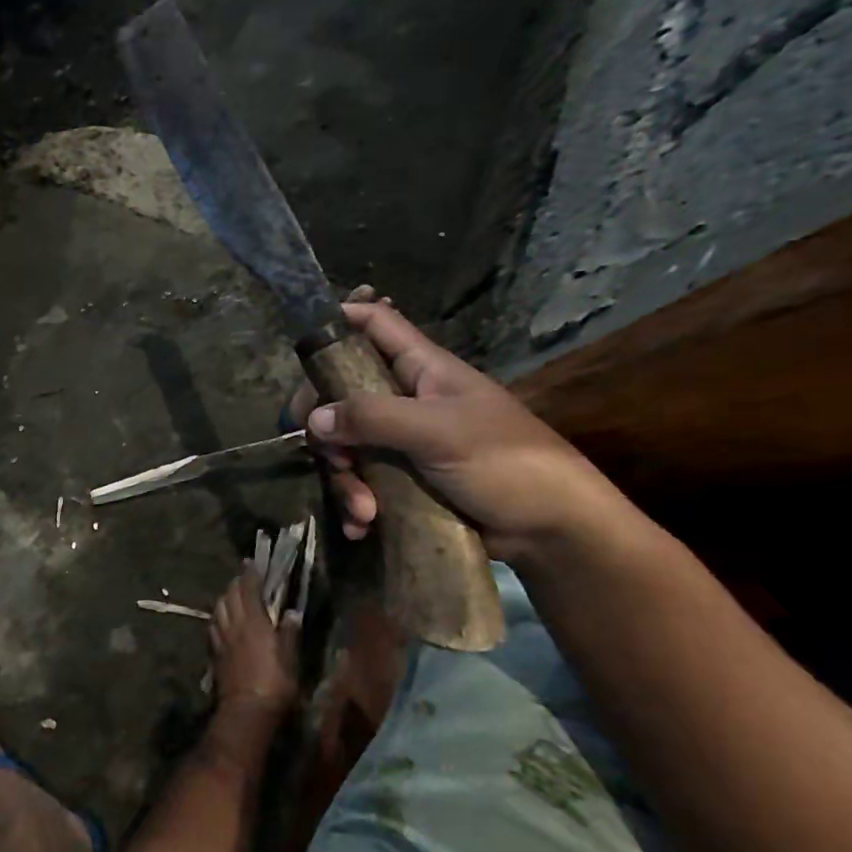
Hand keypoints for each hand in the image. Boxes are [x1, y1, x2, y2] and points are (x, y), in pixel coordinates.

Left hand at [210, 564, 299, 714]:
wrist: (247, 710)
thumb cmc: (275, 683)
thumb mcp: (290, 658)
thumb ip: (288, 633)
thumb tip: (290, 612)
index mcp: (254, 621)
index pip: (249, 589)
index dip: (250, 574)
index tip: (251, 562)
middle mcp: (235, 623)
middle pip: (230, 595)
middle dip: (236, 582)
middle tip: (243, 577)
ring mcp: (222, 637)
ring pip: (219, 607)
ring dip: (225, 596)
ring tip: (232, 594)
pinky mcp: (215, 651)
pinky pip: (214, 624)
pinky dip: (218, 614)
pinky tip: (221, 618)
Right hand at [290, 298, 626, 559]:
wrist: (552, 531)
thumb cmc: (506, 461)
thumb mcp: (438, 431)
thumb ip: (373, 418)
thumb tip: (311, 420)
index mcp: (419, 368)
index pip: (373, 323)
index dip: (338, 321)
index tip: (300, 344)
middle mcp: (404, 398)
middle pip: (341, 392)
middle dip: (327, 428)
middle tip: (331, 457)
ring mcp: (400, 441)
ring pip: (346, 444)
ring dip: (345, 479)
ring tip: (364, 512)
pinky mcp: (401, 480)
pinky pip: (360, 481)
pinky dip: (355, 503)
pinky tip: (363, 526)